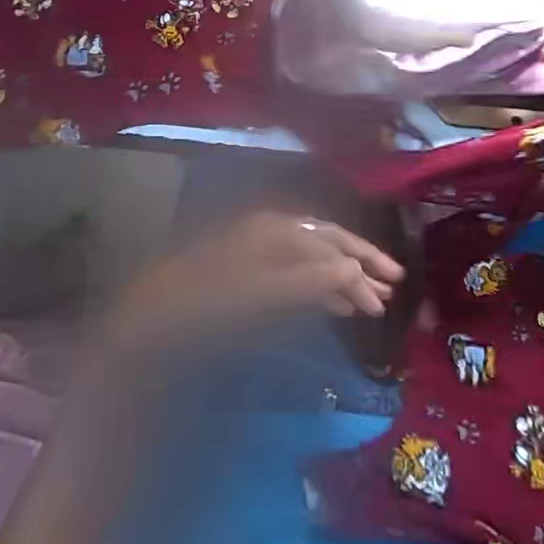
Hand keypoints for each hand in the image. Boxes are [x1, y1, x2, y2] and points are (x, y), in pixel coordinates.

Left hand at [107, 211, 405, 349]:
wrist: (152, 314)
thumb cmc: (208, 302)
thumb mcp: (262, 294)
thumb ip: (310, 281)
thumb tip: (355, 267)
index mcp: (275, 230)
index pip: (331, 242)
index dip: (362, 265)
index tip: (391, 293)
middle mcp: (269, 230)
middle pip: (324, 242)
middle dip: (357, 263)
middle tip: (391, 288)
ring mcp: (256, 249)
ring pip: (309, 257)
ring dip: (339, 276)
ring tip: (367, 302)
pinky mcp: (247, 270)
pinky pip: (292, 271)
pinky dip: (315, 285)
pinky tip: (329, 304)